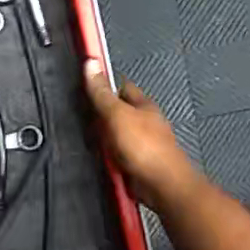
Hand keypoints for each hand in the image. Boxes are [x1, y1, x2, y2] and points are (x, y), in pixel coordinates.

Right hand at [83, 58, 202, 207]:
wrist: (163, 186)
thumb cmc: (147, 148)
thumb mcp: (117, 115)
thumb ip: (102, 93)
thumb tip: (91, 64)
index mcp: (143, 105)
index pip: (121, 87)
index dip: (104, 85)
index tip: (87, 85)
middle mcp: (145, 123)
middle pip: (117, 113)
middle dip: (101, 117)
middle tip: (86, 121)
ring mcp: (143, 144)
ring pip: (116, 136)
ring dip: (104, 141)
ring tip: (93, 143)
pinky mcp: (138, 164)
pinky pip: (117, 156)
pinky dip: (109, 158)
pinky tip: (103, 162)